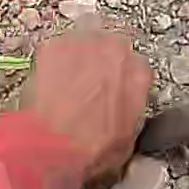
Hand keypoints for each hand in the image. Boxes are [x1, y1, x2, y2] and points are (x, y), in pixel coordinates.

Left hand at [19, 23, 152, 185]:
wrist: (52, 145)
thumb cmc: (89, 147)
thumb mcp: (128, 140)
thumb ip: (132, 113)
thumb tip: (125, 115)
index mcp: (138, 75)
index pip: (137, 66)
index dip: (123, 79)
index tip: (113, 89)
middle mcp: (115, 52)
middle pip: (112, 46)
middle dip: (102, 62)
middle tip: (89, 85)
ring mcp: (83, 44)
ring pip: (84, 42)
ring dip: (79, 58)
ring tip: (67, 84)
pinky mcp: (54, 46)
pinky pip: (57, 48)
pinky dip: (54, 61)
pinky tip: (50, 82)